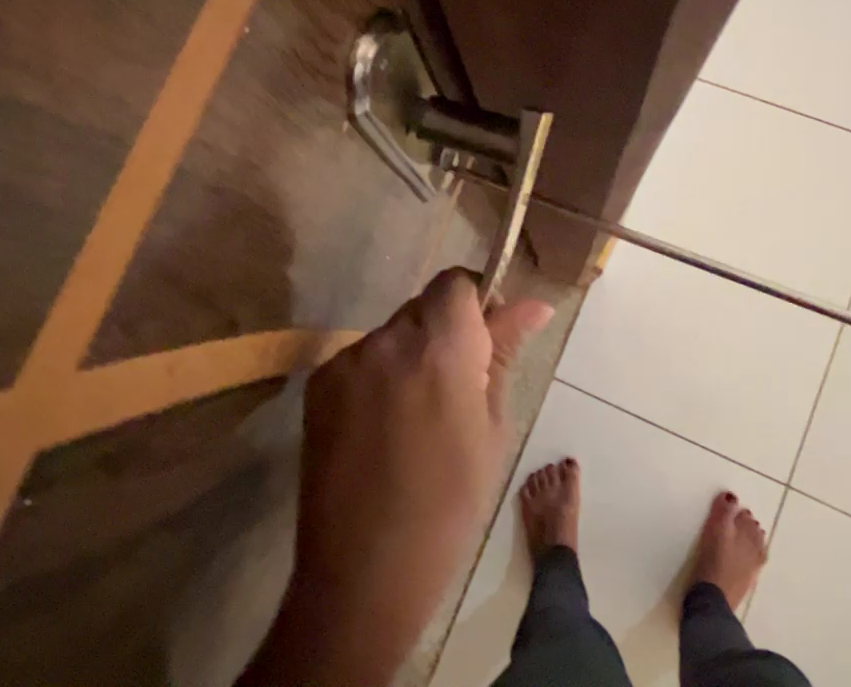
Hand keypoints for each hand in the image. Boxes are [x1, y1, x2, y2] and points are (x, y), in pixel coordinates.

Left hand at [240, 267, 553, 685]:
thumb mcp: (492, 429)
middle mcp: (386, 341)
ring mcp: (345, 362)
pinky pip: (360, 361)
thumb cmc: (449, 505)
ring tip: (417, 418)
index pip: (457, 283)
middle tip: (459, 387)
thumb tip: (532, 304)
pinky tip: (383, 429)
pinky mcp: (318, 385)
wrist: (365, 568)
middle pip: (422, 306)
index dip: (476, 301)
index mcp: (438, 349)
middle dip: (445, 331)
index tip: (487, 338)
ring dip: (410, 356)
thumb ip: (503, 354)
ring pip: (390, 334)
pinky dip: (378, 378)